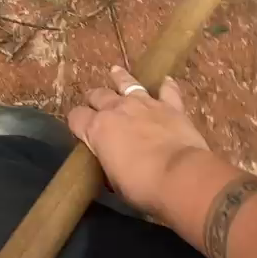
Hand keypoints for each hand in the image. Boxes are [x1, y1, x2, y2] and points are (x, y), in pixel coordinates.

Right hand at [66, 66, 211, 217]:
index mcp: (97, 128)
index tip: (79, 129)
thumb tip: (109, 160)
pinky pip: (167, 91)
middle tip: (96, 106)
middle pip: (98, 95)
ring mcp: (144, 104)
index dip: (76, 122)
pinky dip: (166, 87)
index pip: (76, 117)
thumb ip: (108, 163)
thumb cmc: (142, 186)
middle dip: (95, 100)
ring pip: (127, 83)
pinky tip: (166, 82)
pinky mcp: (170, 106)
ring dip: (120, 78)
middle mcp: (116, 108)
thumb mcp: (114, 182)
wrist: (181, 176)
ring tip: (116, 71)